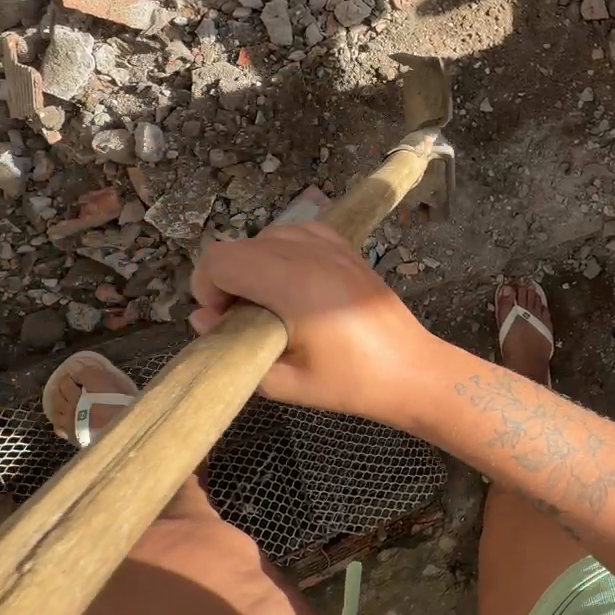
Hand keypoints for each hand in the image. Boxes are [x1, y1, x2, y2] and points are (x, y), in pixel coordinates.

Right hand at [188, 221, 436, 420]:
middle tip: (239, 319)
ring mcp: (336, 247)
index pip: (222, 259)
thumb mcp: (282, 382)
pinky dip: (285, 252)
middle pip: (241, 245)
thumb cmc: (350, 382)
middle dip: (227, 278)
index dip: (207, 287)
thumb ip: (233, 347)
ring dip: (255, 264)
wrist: (409, 368)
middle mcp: (314, 255)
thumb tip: (204, 319)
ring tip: (266, 303)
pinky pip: (302, 233)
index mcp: (296, 285)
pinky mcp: (350, 249)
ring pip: (270, 235)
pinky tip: (293, 285)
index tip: (221, 320)